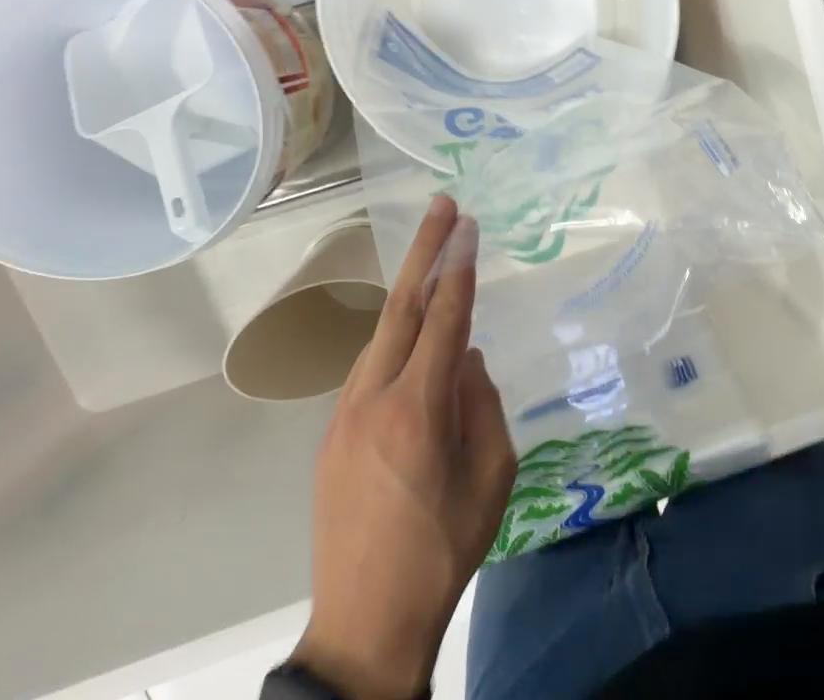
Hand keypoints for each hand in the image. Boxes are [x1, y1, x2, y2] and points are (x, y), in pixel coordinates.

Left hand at [292, 196, 515, 699]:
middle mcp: (372, 399)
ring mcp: (343, 416)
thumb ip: (482, 407)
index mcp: (418, 410)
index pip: (444, 321)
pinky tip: (413, 344)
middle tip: (442, 206)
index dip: (460, 270)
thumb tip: (466, 361)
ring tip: (435, 265)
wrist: (367, 616)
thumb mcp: (492, 477)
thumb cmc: (445, 549)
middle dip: (423, 252)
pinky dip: (394, 343)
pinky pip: (367, 372)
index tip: (470, 227)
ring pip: (379, 339)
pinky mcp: (331, 437)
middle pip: (400, 310)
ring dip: (408, 297)